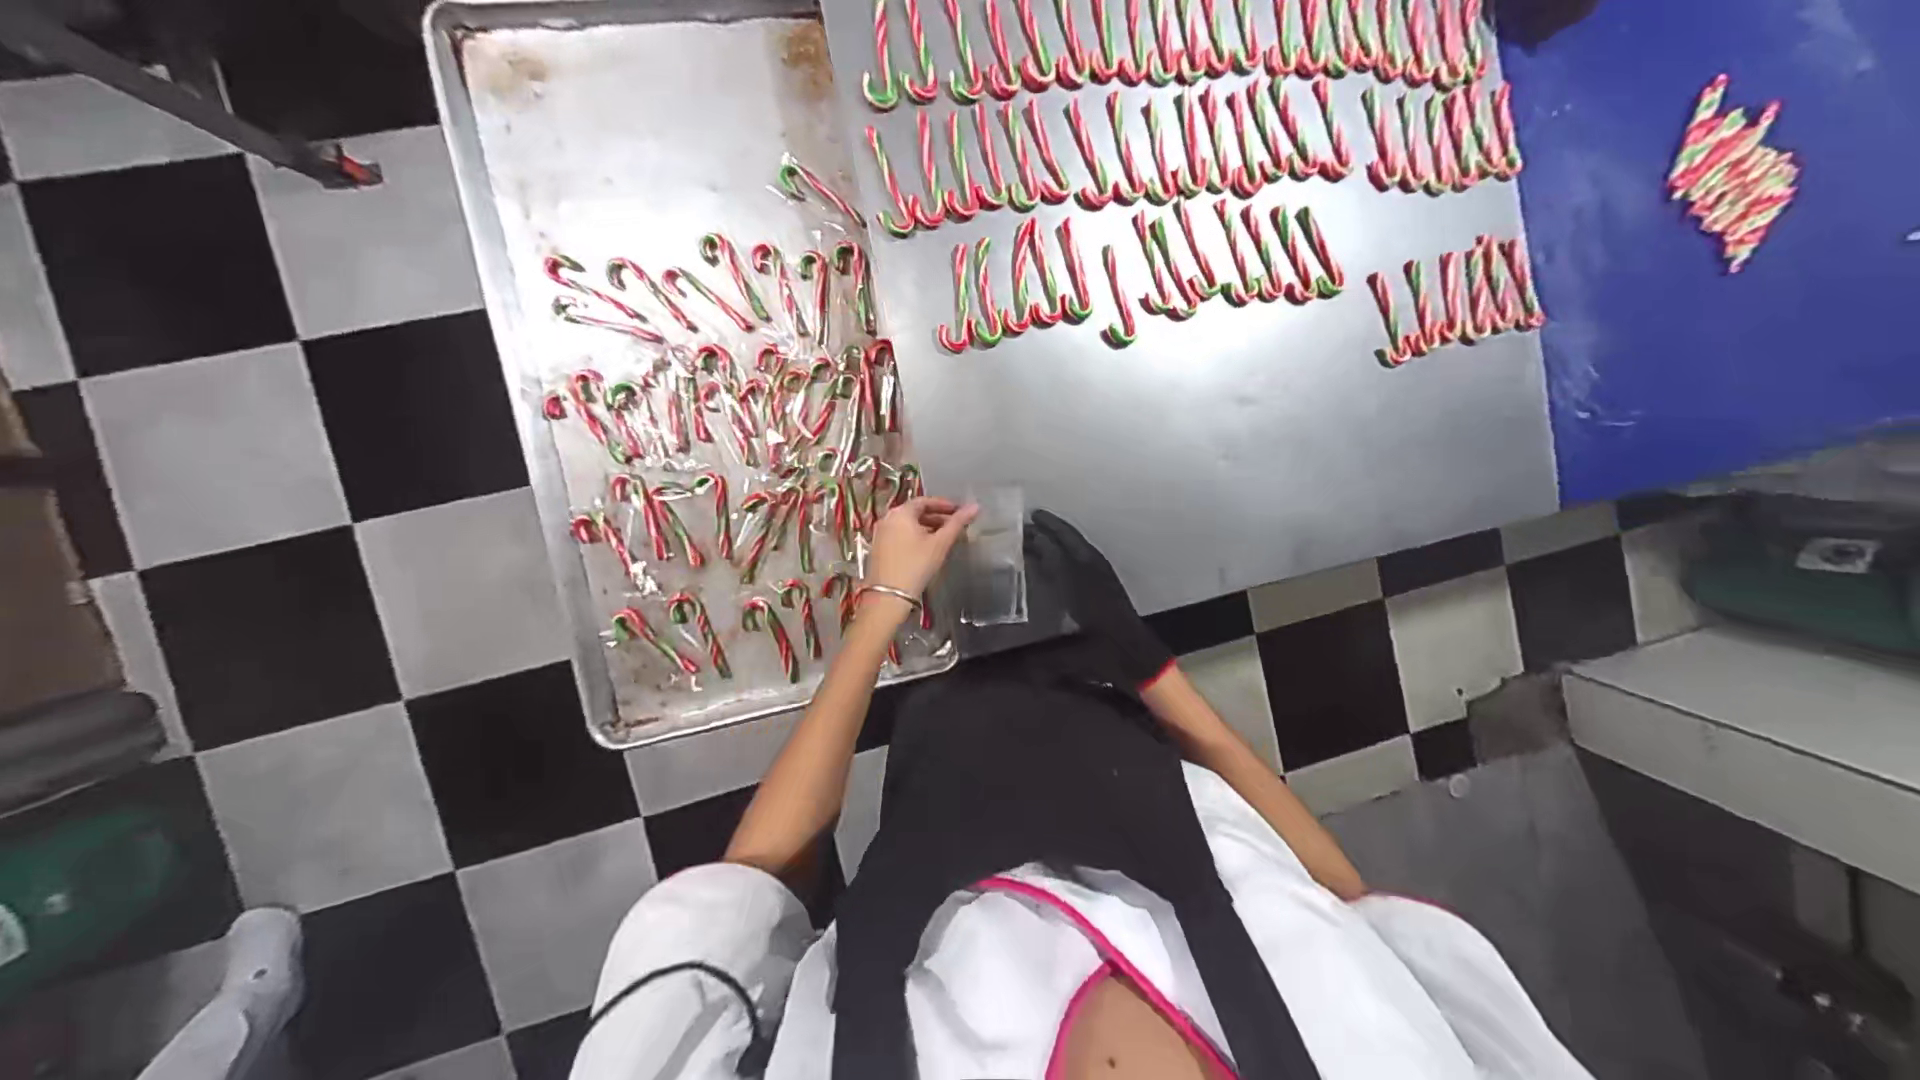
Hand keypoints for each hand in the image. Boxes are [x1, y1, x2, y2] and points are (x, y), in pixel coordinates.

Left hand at [862, 496, 977, 600]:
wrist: (889, 596)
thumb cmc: (916, 565)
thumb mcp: (940, 543)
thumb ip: (958, 523)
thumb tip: (975, 507)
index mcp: (900, 513)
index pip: (924, 501)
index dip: (943, 504)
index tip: (958, 511)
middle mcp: (887, 519)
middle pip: (914, 512)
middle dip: (936, 517)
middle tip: (954, 525)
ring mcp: (880, 534)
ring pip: (907, 525)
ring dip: (926, 527)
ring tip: (943, 537)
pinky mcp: (878, 549)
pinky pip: (899, 535)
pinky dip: (914, 536)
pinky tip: (926, 548)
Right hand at [1025, 509, 1172, 688]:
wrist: (1139, 658)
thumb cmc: (1104, 655)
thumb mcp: (1067, 653)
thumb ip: (1035, 655)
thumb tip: (998, 660)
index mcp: (1079, 583)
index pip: (1054, 551)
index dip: (1037, 539)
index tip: (1019, 529)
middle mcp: (1091, 573)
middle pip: (1069, 540)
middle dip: (1050, 528)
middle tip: (1029, 520)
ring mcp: (1103, 576)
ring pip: (1079, 546)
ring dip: (1062, 535)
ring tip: (1043, 530)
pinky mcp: (1109, 583)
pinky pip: (1087, 554)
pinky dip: (1073, 547)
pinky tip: (1064, 555)